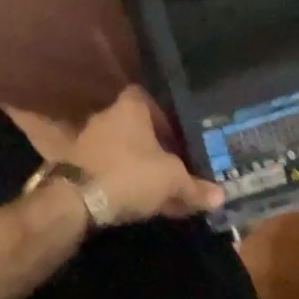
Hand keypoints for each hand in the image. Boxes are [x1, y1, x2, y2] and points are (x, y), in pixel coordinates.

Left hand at [66, 86, 224, 223]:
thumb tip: (221, 195)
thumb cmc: (129, 173)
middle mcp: (107, 116)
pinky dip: (123, 181)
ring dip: (139, 166)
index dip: (164, 115)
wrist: (77, 198)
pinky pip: (109, 168)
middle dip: (155, 147)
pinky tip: (138, 201)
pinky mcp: (79, 165)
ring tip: (160, 190)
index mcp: (129, 107)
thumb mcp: (171, 180)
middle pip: (136, 127)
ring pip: (123, 150)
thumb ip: (195, 186)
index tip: (179, 137)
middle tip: (175, 166)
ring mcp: (89, 140)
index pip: (147, 97)